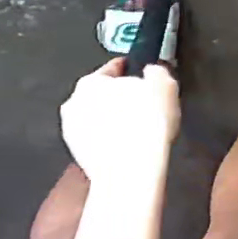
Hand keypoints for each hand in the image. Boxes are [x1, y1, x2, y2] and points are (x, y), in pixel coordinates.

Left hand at [60, 58, 179, 185]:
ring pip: (99, 117)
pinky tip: (131, 143)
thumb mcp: (164, 85)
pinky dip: (111, 139)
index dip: (132, 69)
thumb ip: (156, 71)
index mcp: (90, 82)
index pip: (113, 68)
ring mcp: (73, 133)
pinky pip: (99, 139)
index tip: (141, 74)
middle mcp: (74, 105)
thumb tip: (153, 71)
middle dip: (121, 97)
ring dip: (115, 119)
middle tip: (144, 104)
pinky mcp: (79, 156)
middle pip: (102, 93)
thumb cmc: (146, 125)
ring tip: (140, 127)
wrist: (131, 171)